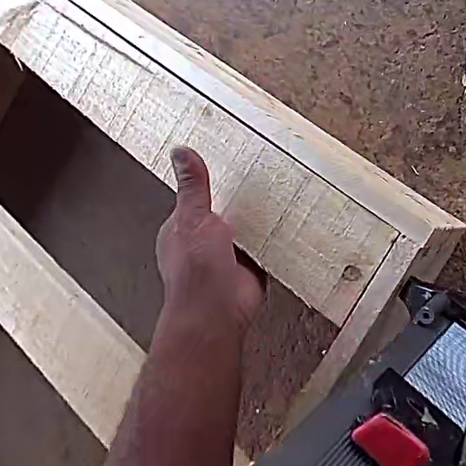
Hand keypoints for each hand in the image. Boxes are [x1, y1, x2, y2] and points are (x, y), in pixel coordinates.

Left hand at [156, 147, 265, 330]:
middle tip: (262, 178)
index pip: (198, 197)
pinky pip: (266, 246)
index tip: (231, 164)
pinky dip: (274, 238)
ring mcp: (229, 255)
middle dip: (242, 201)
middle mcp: (205, 241)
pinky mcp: (252, 266)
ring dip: (259, 220)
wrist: (217, 313)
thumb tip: (181, 153)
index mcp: (183, 227)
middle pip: (227, 211)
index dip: (213, 182)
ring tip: (278, 197)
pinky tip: (283, 226)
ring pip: (247, 228)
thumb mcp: (193, 217)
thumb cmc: (195, 273)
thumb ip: (192, 186)